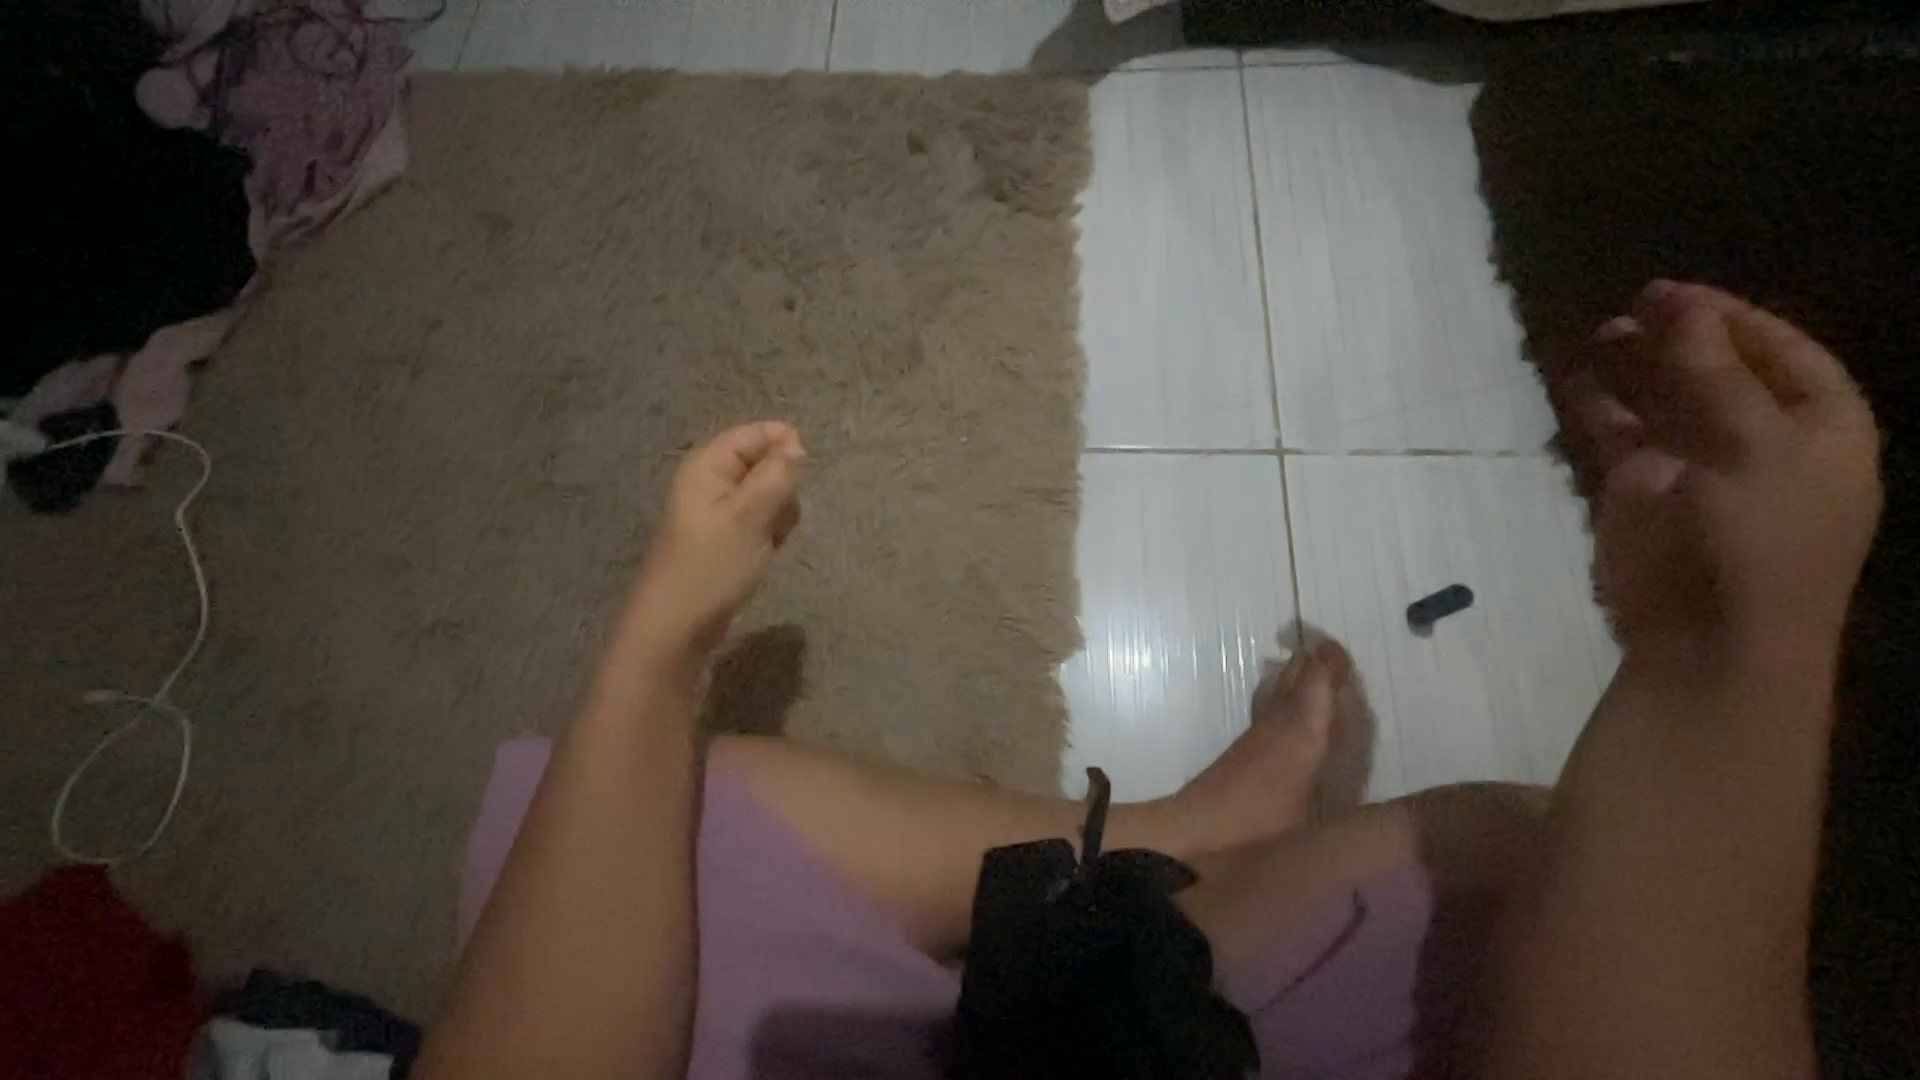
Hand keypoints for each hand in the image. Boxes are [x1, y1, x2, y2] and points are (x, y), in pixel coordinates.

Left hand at [622, 422, 804, 659]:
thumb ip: (777, 475)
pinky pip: (757, 521)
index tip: (805, 472)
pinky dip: (768, 532)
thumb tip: (795, 445)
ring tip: (772, 538)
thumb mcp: (751, 516)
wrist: (676, 626)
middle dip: (782, 485)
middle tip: (781, 514)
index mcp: (707, 466)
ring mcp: (714, 513)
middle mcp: (708, 483)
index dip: (783, 444)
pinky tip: (766, 552)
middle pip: (761, 463)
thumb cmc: (713, 566)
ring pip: (764, 495)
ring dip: (778, 513)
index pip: (752, 434)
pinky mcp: (722, 539)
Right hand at [1571, 281, 1879, 662]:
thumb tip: (1684, 311)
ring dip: (1631, 367)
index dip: (1728, 317)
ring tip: (1596, 333)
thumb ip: (1713, 377)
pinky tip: (1572, 380)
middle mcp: (1757, 439)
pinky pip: (1615, 435)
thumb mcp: (1753, 448)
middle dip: (1675, 338)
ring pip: (1659, 400)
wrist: (1708, 633)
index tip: (1669, 291)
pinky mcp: (1637, 488)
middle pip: (1715, 371)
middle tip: (1626, 309)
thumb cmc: (1756, 539)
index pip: (1780, 352)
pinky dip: (1595, 408)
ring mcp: (1692, 464)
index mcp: (1818, 427)